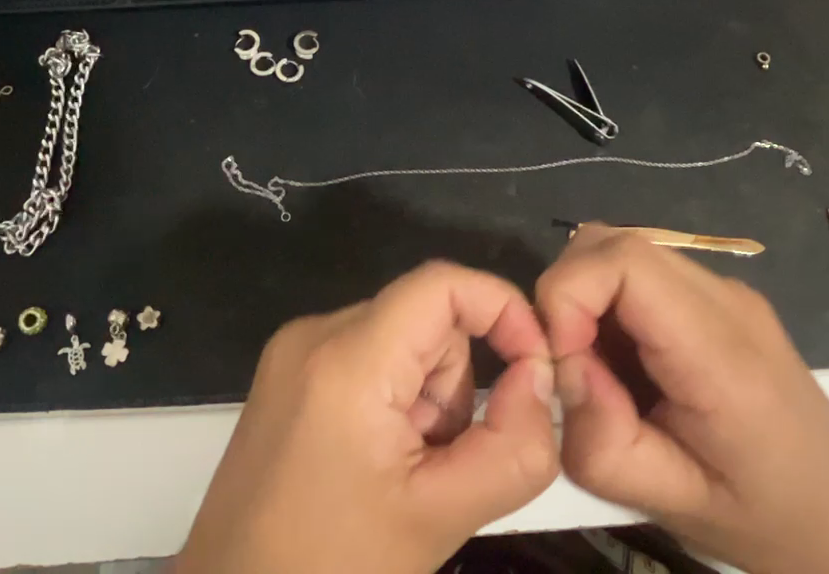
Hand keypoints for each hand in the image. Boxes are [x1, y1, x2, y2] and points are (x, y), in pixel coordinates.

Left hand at [176, 261, 559, 573]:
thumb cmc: (333, 565)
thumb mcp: (441, 516)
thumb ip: (512, 448)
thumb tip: (540, 378)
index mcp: (347, 359)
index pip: (442, 284)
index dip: (502, 307)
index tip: (534, 366)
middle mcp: (314, 333)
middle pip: (426, 318)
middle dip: (453, 384)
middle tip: (435, 459)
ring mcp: (295, 350)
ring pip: (403, 340)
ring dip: (426, 398)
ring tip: (399, 467)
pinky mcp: (288, 371)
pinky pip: (370, 357)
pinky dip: (394, 399)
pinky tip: (373, 459)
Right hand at [537, 227, 828, 573]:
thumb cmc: (758, 516)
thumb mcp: (666, 501)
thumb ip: (599, 442)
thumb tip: (560, 371)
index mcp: (720, 353)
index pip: (623, 261)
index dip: (568, 294)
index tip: (562, 361)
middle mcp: (725, 300)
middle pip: (614, 245)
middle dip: (568, 296)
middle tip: (574, 367)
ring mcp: (725, 290)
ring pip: (620, 252)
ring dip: (586, 301)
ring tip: (600, 369)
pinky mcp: (718, 295)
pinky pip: (640, 272)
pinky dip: (608, 305)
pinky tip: (628, 362)